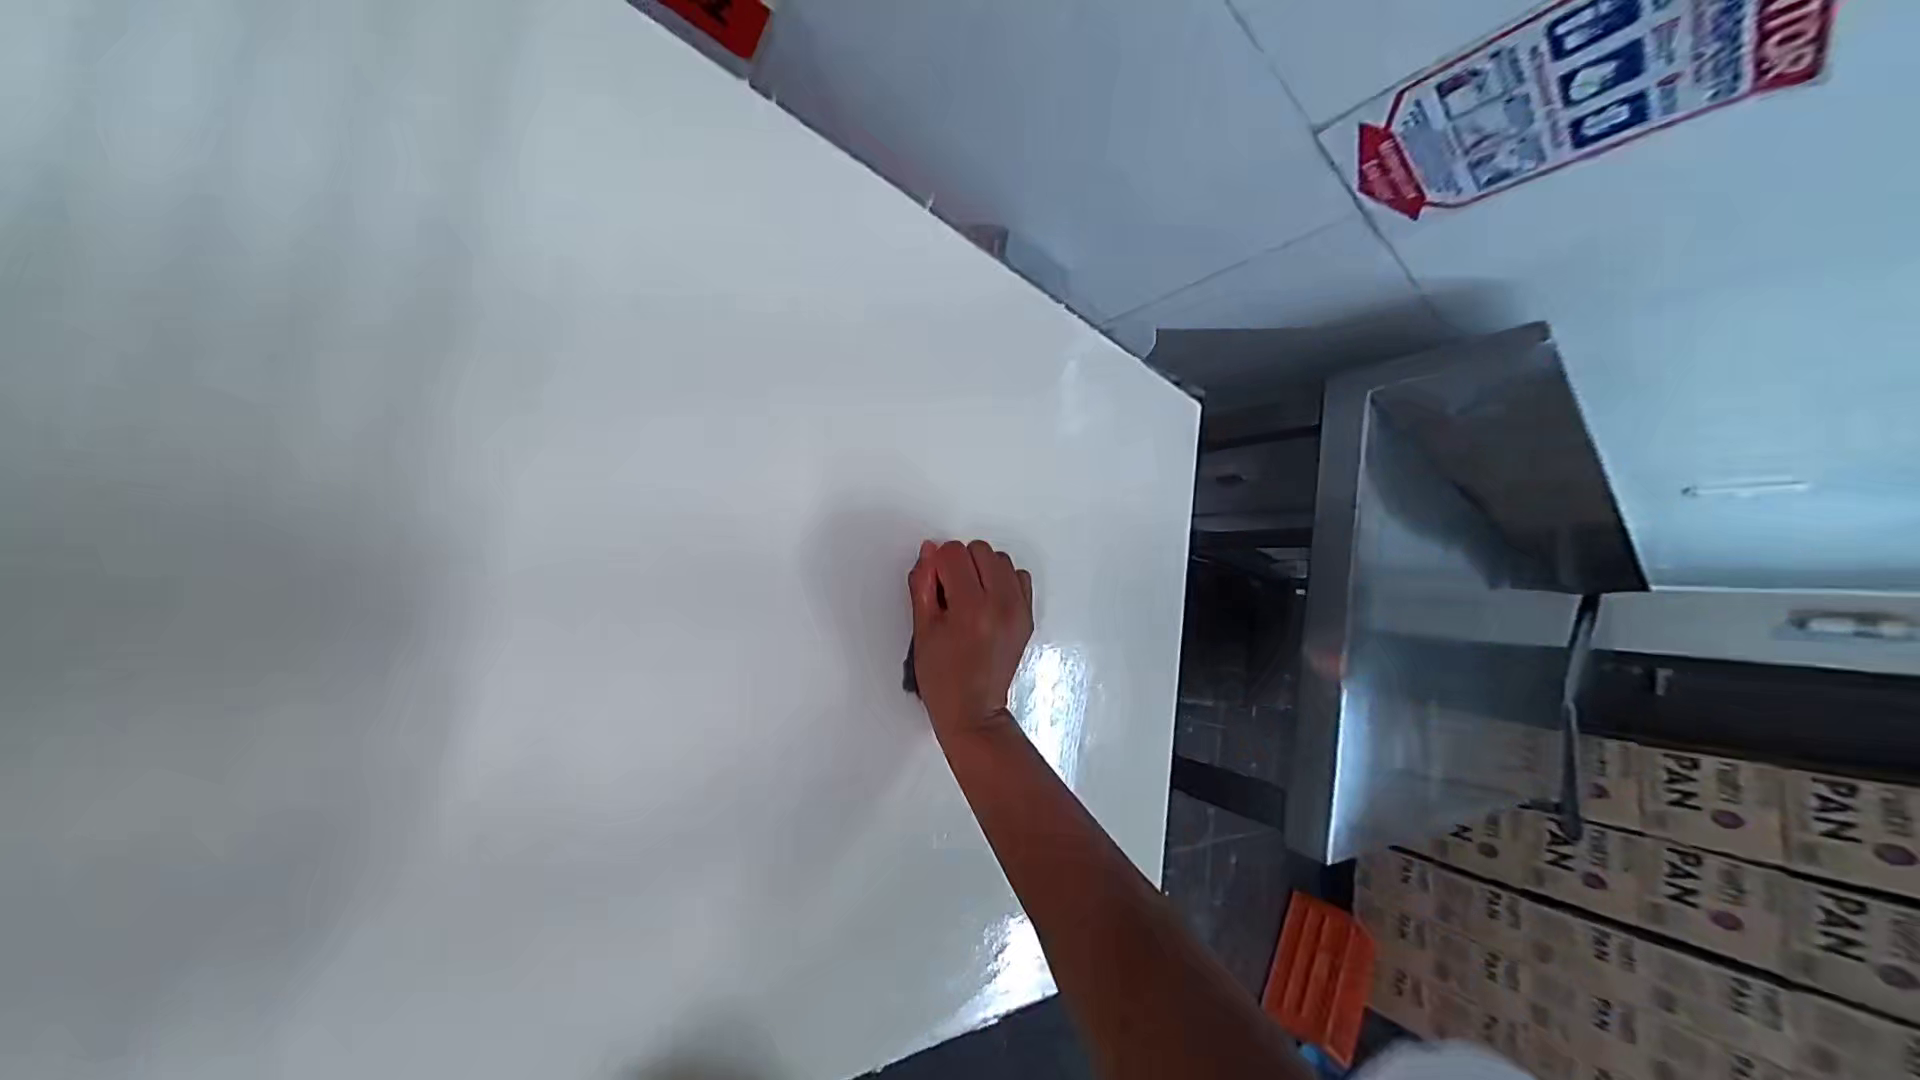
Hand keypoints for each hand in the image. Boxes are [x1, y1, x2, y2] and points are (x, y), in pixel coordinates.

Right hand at [908, 539, 1033, 736]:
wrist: (973, 710)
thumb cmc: (944, 679)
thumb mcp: (922, 629)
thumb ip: (923, 584)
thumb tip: (929, 552)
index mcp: (971, 608)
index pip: (953, 553)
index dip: (937, 564)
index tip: (933, 584)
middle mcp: (1001, 605)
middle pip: (979, 550)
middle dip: (960, 563)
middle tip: (948, 592)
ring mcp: (1018, 610)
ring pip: (1000, 559)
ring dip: (982, 569)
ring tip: (968, 596)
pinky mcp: (1027, 616)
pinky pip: (1018, 577)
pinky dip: (1002, 580)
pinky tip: (986, 600)